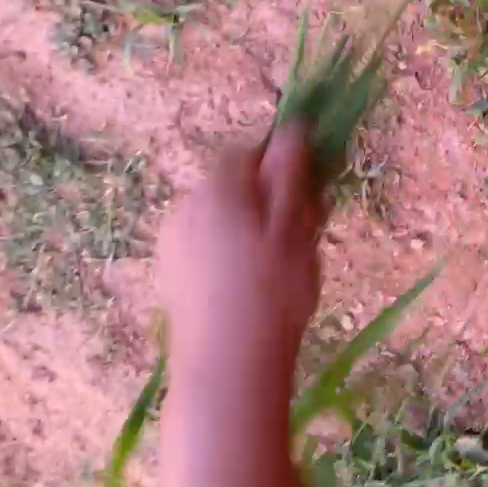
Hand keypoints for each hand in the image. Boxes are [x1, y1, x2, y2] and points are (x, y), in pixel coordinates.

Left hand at [157, 123, 325, 372]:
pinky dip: (236, 246)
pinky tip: (256, 277)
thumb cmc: (275, 289)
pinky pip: (209, 239)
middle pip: (235, 182)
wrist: (229, 357)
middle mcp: (185, 206)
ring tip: (286, 258)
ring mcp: (173, 238)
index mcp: (218, 191)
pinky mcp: (172, 268)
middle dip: (272, 195)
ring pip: (223, 212)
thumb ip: (290, 176)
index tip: (315, 189)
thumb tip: (292, 129)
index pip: (248, 152)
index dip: (283, 163)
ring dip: (255, 221)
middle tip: (310, 228)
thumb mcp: (295, 227)